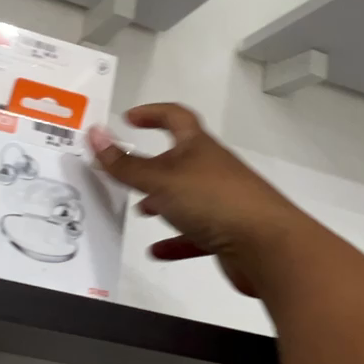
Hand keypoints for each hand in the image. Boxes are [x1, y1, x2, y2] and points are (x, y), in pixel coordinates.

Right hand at [88, 103, 323, 297]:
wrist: (269, 247)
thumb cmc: (212, 201)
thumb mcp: (160, 180)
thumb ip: (125, 164)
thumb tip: (94, 132)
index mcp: (199, 147)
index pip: (175, 117)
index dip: (152, 113)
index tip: (129, 118)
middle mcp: (213, 169)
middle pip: (180, 159)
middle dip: (153, 165)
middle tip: (127, 174)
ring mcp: (224, 202)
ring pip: (187, 197)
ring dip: (163, 202)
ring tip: (140, 212)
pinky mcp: (229, 233)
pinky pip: (196, 234)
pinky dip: (176, 240)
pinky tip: (157, 251)